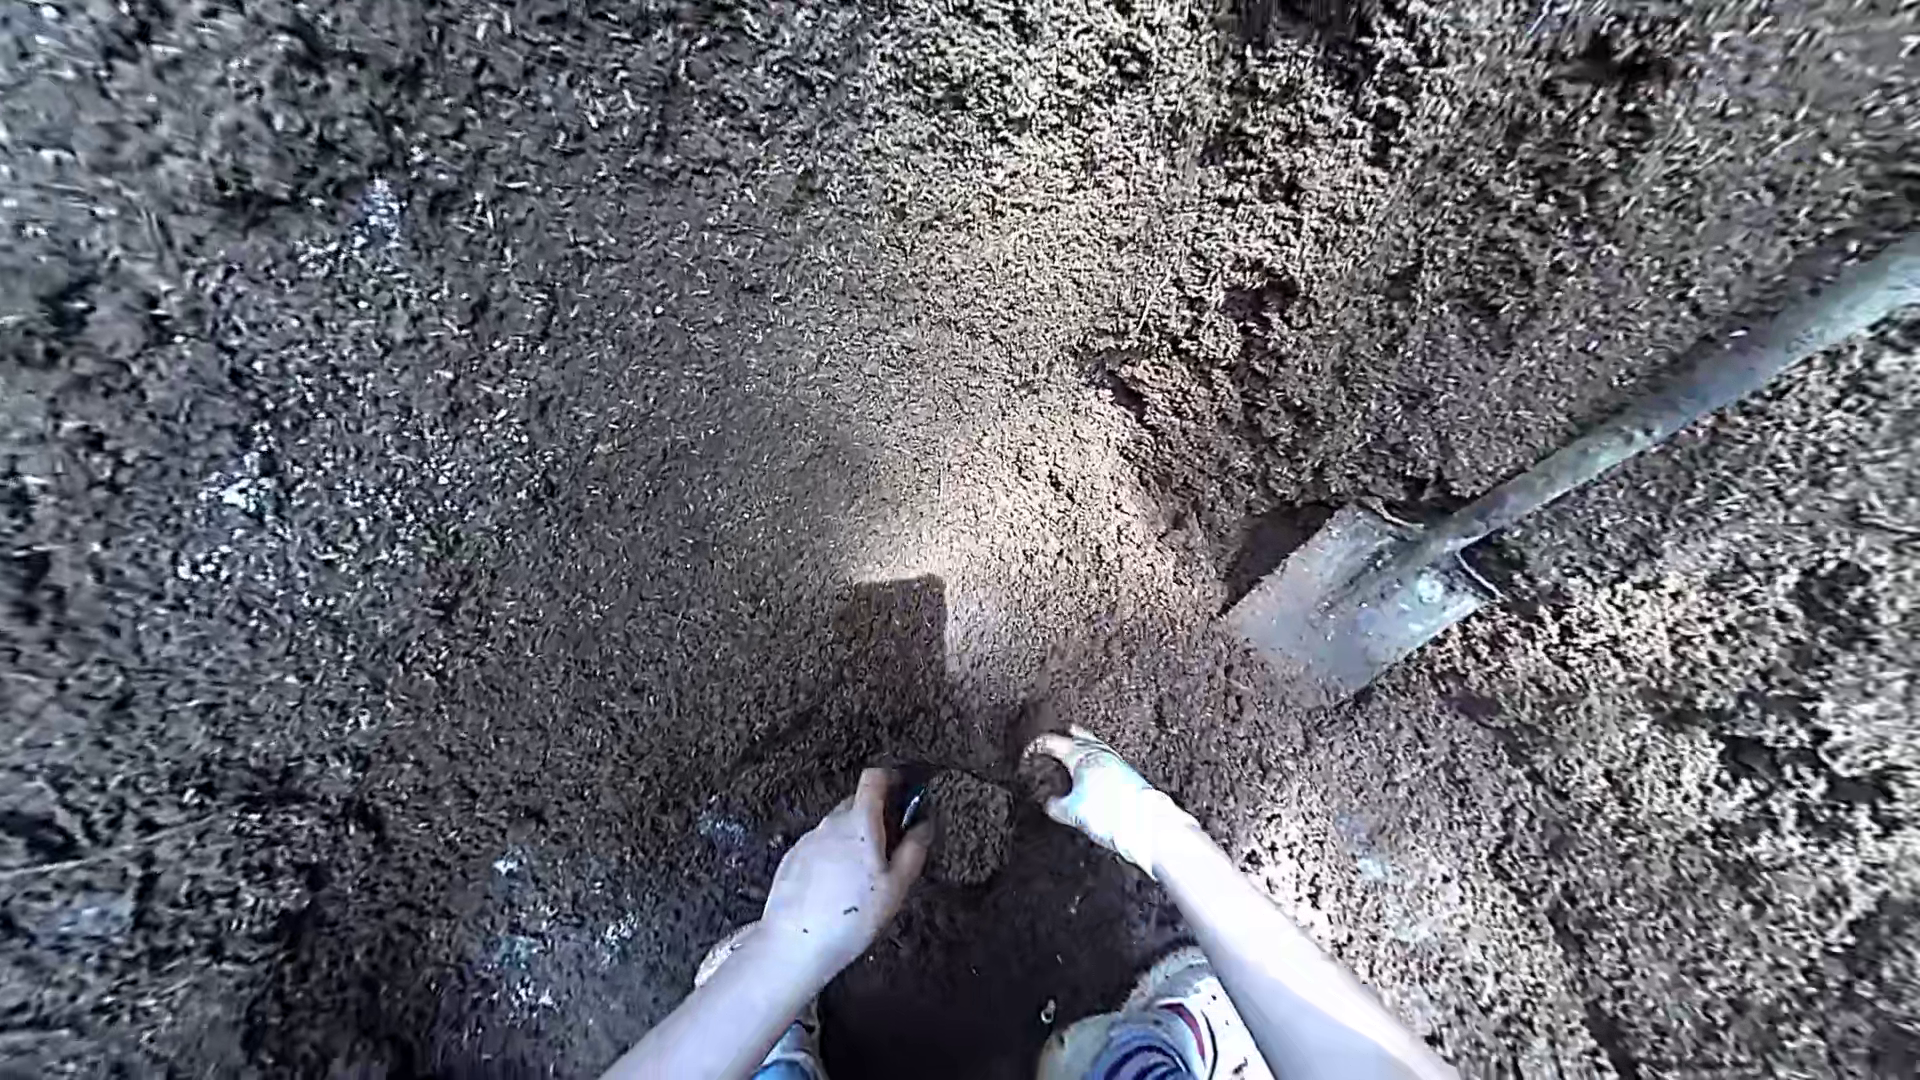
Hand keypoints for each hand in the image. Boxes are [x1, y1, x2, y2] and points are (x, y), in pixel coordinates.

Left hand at [759, 768, 931, 980]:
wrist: (792, 947)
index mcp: (859, 822)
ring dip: (853, 837)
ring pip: (838, 825)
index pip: (874, 777)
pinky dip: (832, 854)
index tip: (902, 791)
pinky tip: (835, 887)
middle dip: (875, 815)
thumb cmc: (850, 918)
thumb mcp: (896, 887)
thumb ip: (914, 849)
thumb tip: (925, 823)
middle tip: (888, 846)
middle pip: (857, 802)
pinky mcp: (793, 857)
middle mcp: (831, 822)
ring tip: (860, 876)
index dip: (890, 777)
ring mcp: (809, 838)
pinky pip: (820, 844)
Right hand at [1025, 725, 1197, 878]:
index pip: (1054, 743)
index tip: (1031, 748)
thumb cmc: (1112, 816)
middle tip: (1054, 737)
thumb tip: (1049, 802)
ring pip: (1094, 744)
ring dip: (1083, 743)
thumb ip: (1056, 805)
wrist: (1148, 826)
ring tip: (1076, 745)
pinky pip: (1106, 755)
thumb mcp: (1073, 813)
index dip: (1039, 745)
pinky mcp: (1127, 772)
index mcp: (1081, 757)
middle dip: (1064, 735)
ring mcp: (1115, 761)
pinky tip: (1097, 765)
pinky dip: (1096, 755)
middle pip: (1078, 737)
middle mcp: (1098, 754)